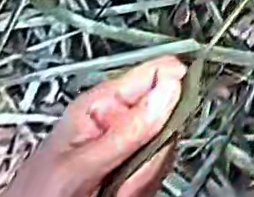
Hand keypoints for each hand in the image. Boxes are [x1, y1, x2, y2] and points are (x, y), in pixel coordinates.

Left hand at [3, 57, 185, 196]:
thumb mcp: (78, 166)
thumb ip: (127, 128)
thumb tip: (173, 85)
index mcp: (101, 104)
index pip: (159, 71)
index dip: (175, 91)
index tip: (173, 120)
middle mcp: (119, 121)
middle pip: (168, 117)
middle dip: (155, 150)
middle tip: (126, 175)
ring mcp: (126, 148)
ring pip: (165, 150)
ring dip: (145, 177)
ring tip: (113, 193)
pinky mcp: (130, 173)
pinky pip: (155, 174)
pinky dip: (141, 190)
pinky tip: (117, 196)